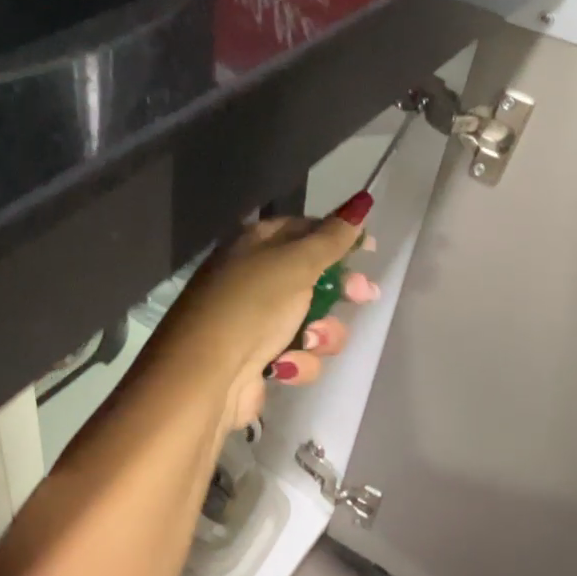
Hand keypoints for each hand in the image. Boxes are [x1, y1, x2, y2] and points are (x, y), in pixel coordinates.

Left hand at [148, 195, 379, 434]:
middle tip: (361, 296)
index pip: (305, 229)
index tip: (370, 249)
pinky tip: (282, 366)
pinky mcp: (261, 359)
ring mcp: (257, 320)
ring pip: (314, 321)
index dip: (338, 237)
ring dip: (320, 333)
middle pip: (314, 277)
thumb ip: (333, 236)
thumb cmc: (251, 305)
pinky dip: (296, 361)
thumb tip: (362, 201)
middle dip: (338, 291)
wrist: (207, 374)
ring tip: (308, 339)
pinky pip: (299, 355)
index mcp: (255, 243)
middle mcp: (255, 277)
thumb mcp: (296, 263)